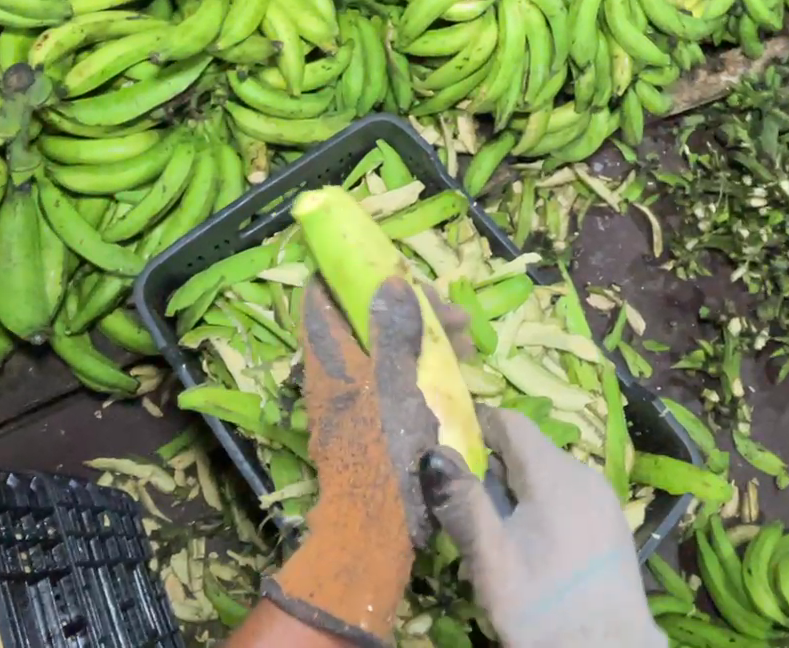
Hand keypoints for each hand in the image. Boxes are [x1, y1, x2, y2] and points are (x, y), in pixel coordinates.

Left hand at [261, 276, 437, 645]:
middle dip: (409, 303)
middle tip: (453, 313)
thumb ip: (394, 327)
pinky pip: (394, 369)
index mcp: (328, 352)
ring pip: (385, 342)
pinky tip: (458, 366)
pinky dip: (422, 360)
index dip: (349, 270)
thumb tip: (391, 279)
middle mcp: (334, 366)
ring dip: (425, 332)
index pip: (320, 292)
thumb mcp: (395, 379)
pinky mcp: (372, 412)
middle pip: (364, 314)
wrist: (377, 523)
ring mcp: (353, 390)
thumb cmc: (384, 445)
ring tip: (467, 341)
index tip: (391, 265)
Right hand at [421, 408, 665, 647]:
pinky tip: (533, 546)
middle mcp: (583, 473)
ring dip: (518, 490)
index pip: (511, 422)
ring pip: (549, 474)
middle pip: (530, 449)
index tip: (453, 443)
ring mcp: (603, 498)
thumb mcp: (491, 559)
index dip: (479, 425)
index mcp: (554, 473)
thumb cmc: (542, 607)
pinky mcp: (612, 524)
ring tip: (498, 531)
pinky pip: (569, 497)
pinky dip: (544, 506)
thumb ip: (463, 501)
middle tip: (469, 501)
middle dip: (495, 466)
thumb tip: (435, 453)